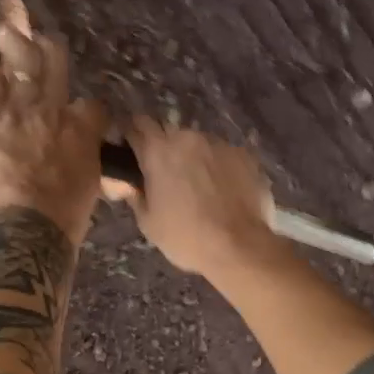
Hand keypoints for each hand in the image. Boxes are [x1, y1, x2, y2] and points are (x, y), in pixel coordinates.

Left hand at [0, 24, 108, 242]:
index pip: (92, 105)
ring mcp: (19, 104)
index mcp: (83, 131)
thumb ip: (87, 166)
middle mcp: (53, 108)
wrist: (30, 225)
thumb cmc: (62, 219)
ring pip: (17, 50)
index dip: (85, 108)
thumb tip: (87, 164)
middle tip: (31, 54)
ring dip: (7, 39)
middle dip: (44, 50)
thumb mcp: (89, 192)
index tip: (77, 115)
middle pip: (55, 58)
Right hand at [120, 118, 286, 276]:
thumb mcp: (149, 224)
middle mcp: (187, 137)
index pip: (135, 124)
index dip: (131, 137)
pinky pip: (223, 155)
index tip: (132, 152)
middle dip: (164, 148)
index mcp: (157, 150)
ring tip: (201, 187)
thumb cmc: (187, 239)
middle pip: (168, 132)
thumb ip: (136, 195)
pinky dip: (219, 167)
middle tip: (167, 176)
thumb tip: (130, 184)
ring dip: (194, 157)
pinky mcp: (243, 155)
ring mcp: (218, 143)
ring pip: (198, 143)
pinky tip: (225, 191)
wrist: (240, 248)